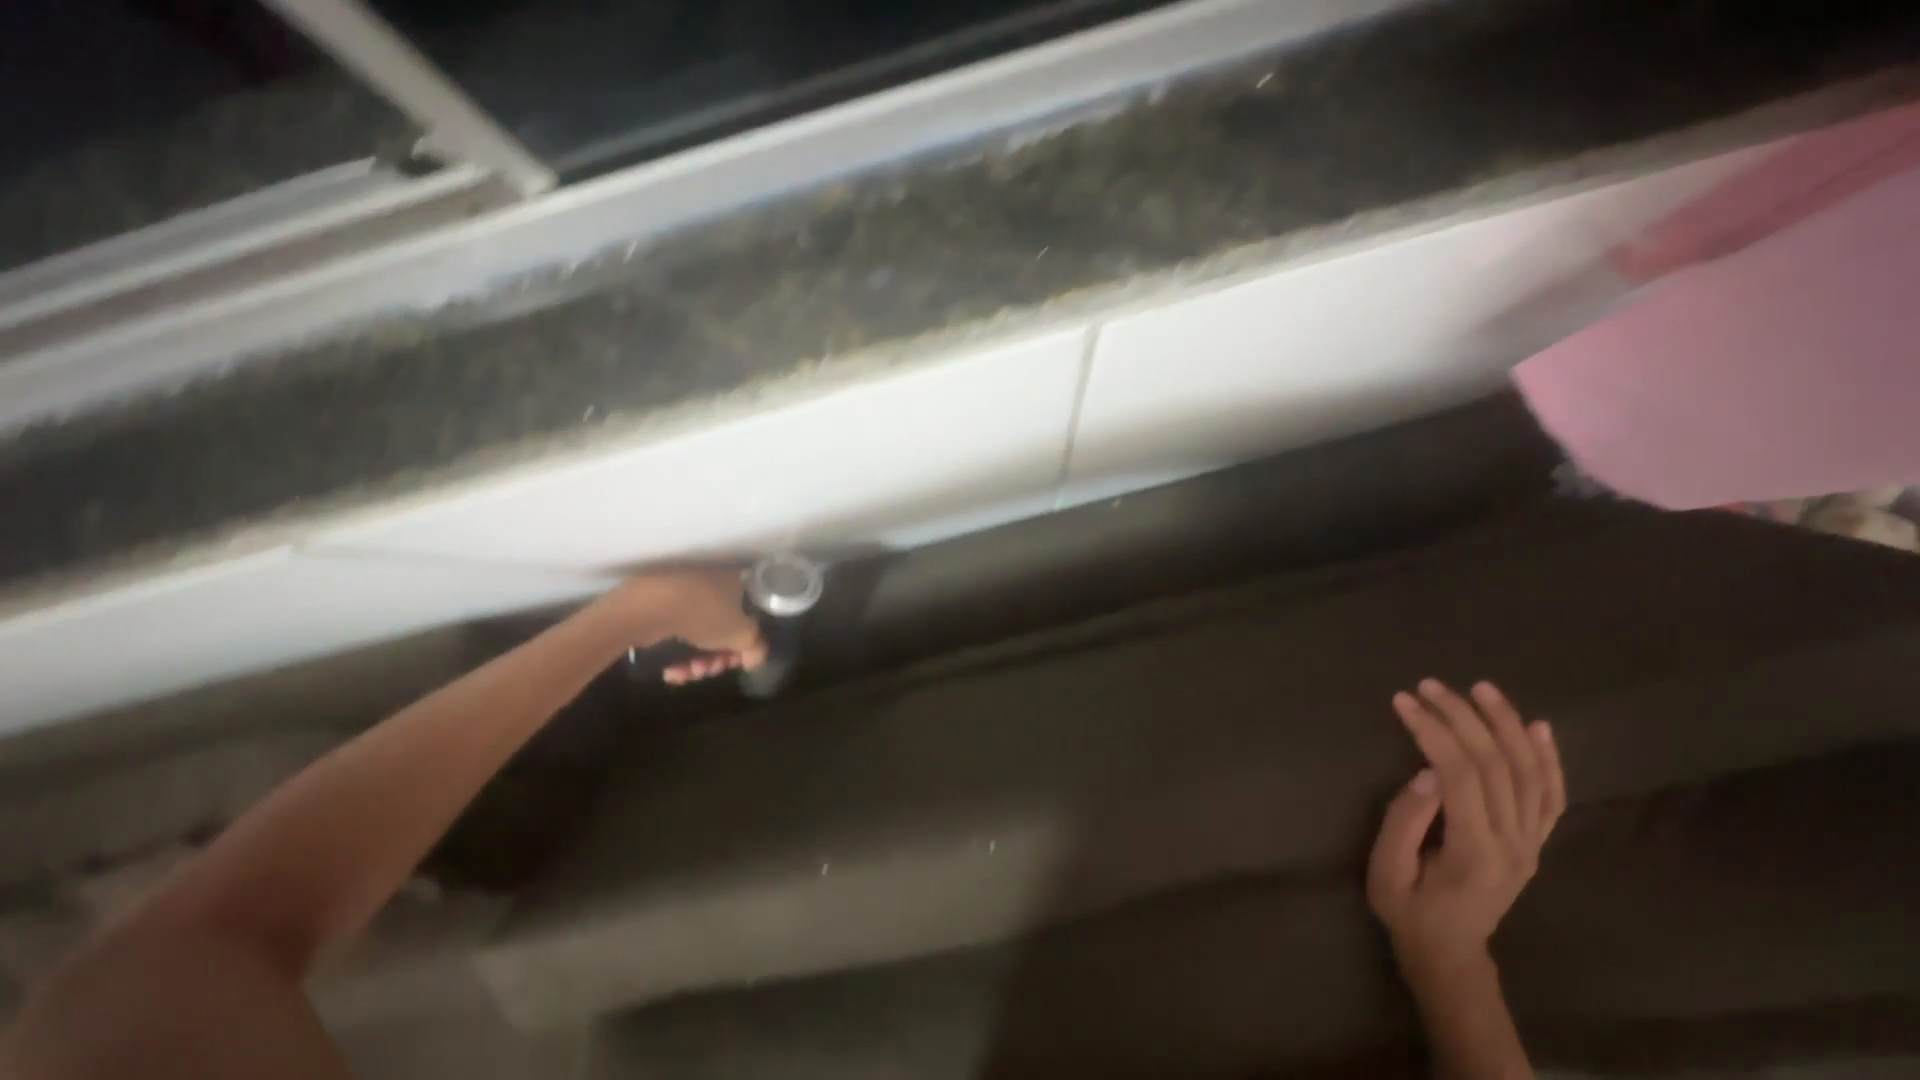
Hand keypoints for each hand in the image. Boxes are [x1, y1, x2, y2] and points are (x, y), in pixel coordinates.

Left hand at [611, 568, 767, 683]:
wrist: (649, 607)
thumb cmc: (705, 615)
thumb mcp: (743, 636)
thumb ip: (757, 648)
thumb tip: (754, 657)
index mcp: (736, 581)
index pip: (750, 615)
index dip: (746, 642)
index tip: (737, 661)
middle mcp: (711, 582)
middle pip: (723, 629)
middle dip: (718, 657)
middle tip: (711, 670)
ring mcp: (683, 594)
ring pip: (698, 636)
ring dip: (698, 662)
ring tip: (689, 673)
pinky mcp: (658, 607)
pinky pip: (676, 635)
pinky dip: (677, 656)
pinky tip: (672, 672)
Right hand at [1368, 680, 1565, 974]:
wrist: (1450, 952)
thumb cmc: (1409, 910)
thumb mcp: (1387, 871)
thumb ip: (1406, 822)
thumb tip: (1426, 773)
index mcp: (1475, 851)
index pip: (1461, 774)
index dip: (1433, 731)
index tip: (1404, 701)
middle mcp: (1515, 843)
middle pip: (1497, 764)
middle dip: (1462, 717)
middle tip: (1429, 685)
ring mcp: (1532, 842)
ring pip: (1529, 771)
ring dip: (1506, 724)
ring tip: (1481, 689)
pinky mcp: (1536, 841)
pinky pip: (1551, 794)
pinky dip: (1547, 757)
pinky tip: (1536, 726)